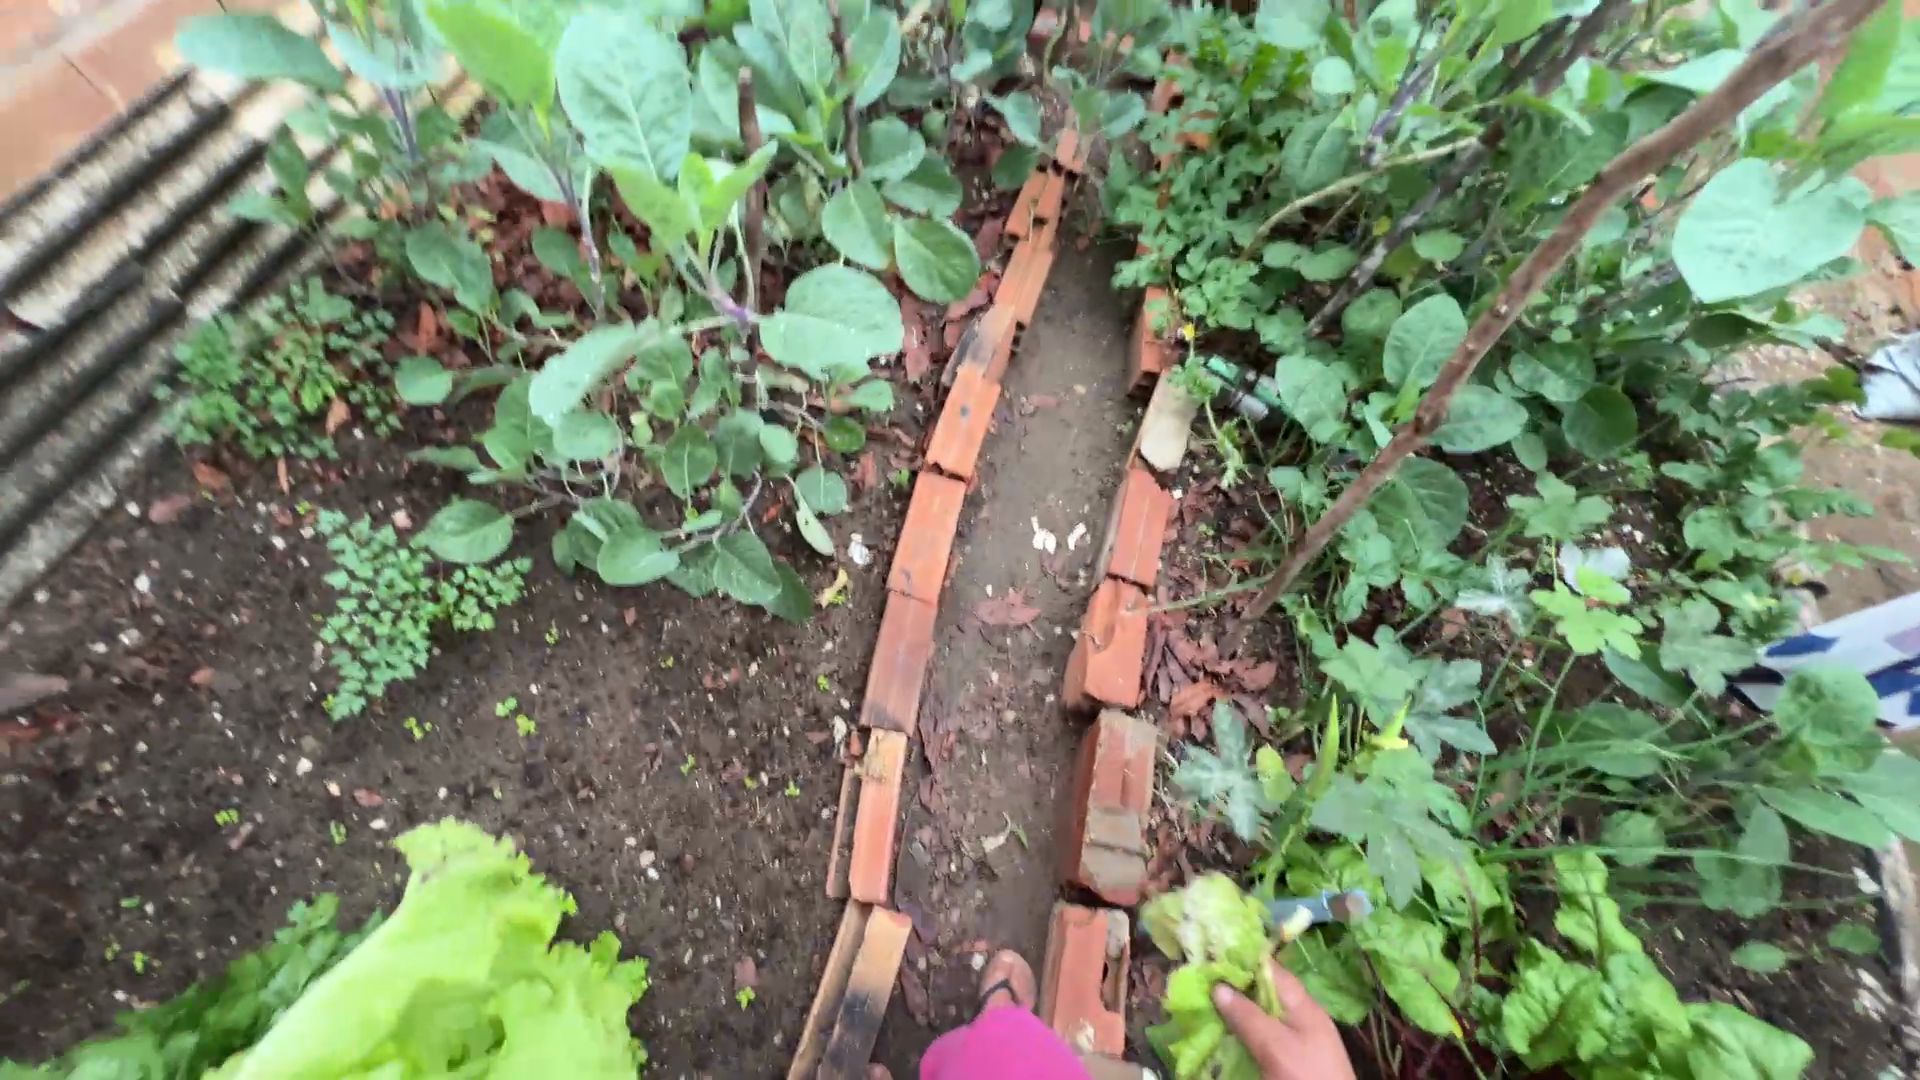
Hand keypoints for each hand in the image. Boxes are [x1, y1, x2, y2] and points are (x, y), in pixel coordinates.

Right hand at [1212, 961, 1357, 1079]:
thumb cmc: (1306, 1077)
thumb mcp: (1274, 1046)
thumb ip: (1247, 1015)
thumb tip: (1217, 986)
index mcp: (1302, 1002)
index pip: (1269, 967)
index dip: (1240, 958)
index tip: (1211, 957)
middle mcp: (1301, 1014)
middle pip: (1264, 989)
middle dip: (1235, 985)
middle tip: (1204, 983)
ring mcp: (1299, 1037)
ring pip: (1262, 1012)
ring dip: (1238, 1009)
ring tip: (1209, 1005)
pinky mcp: (1293, 1056)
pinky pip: (1265, 1033)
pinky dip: (1246, 1030)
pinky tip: (1228, 1032)